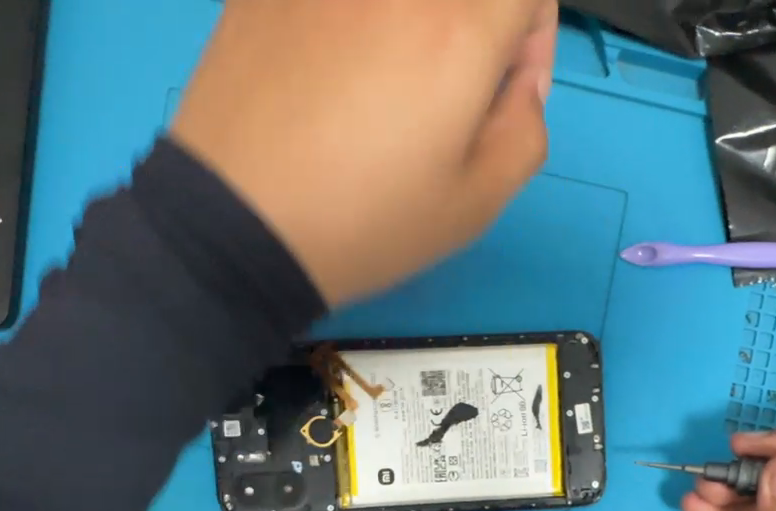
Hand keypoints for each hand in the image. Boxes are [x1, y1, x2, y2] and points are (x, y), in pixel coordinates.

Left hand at [170, 0, 558, 306]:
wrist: (241, 224)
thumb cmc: (367, 222)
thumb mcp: (476, 204)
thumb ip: (527, 128)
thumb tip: (517, 85)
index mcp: (458, 24)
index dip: (534, 36)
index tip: (508, 91)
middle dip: (478, 27)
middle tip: (452, 88)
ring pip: (398, 2)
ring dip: (415, 28)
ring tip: (389, 82)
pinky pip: (338, 2)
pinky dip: (354, 23)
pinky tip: (332, 74)